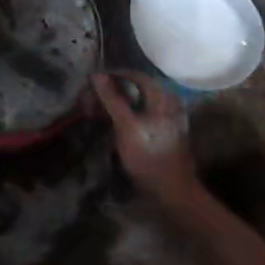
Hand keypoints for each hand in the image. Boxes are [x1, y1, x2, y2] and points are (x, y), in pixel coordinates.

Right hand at [92, 71, 196, 202]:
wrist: (173, 191)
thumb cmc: (149, 156)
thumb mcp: (126, 126)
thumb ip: (112, 99)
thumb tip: (97, 74)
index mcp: (163, 98)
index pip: (135, 75)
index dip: (113, 75)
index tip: (93, 82)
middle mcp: (168, 103)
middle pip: (137, 88)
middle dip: (113, 91)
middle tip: (92, 100)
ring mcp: (167, 118)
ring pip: (138, 102)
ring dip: (117, 104)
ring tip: (97, 113)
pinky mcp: (164, 132)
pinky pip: (142, 114)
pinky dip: (125, 115)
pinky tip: (113, 125)